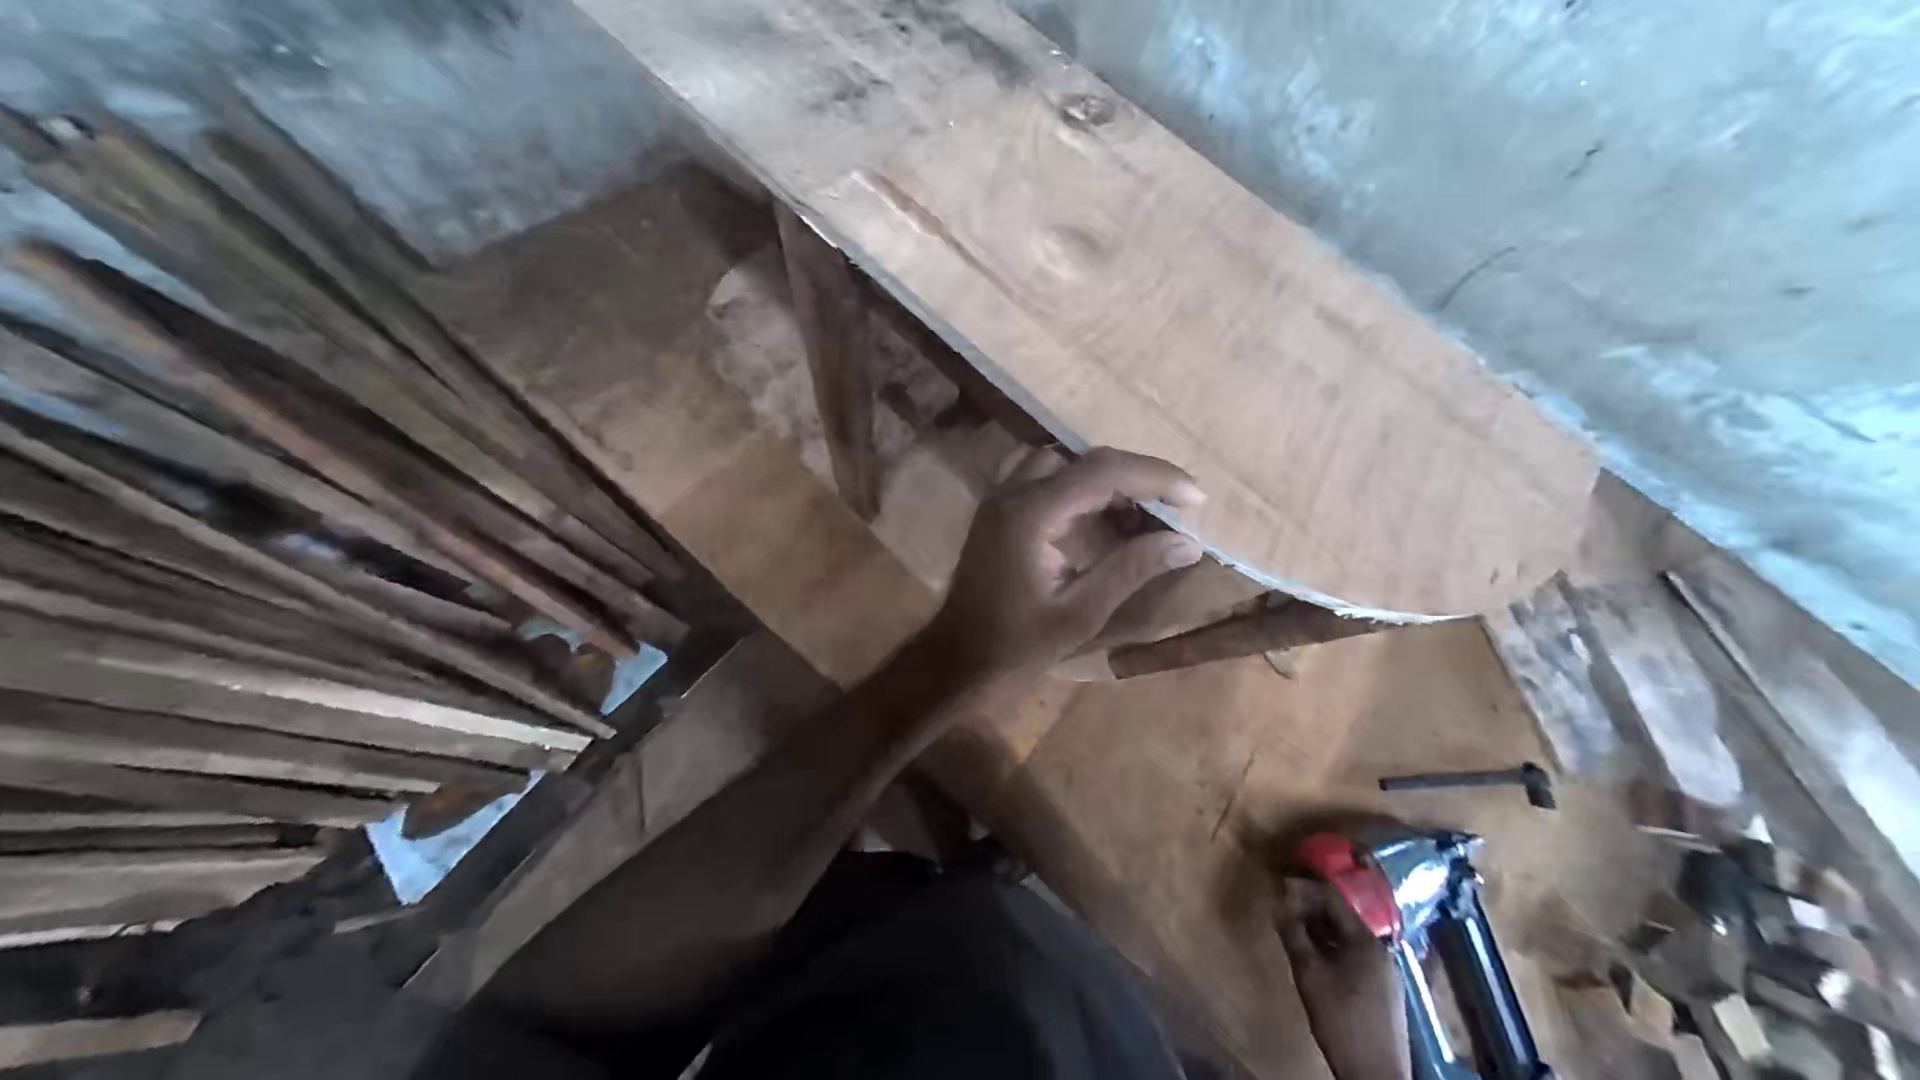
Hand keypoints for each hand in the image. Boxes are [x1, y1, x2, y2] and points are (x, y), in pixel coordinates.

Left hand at [924, 447, 1205, 682]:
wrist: (960, 658)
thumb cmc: (1018, 645)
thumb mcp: (1081, 613)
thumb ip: (1131, 569)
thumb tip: (1189, 541)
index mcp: (1030, 513)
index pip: (1102, 471)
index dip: (1155, 478)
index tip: (1196, 498)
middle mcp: (1011, 492)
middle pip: (1084, 459)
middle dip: (1135, 478)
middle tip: (1173, 510)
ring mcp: (999, 498)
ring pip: (1063, 462)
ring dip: (1106, 481)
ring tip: (1142, 516)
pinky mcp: (998, 510)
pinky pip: (1044, 478)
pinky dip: (1079, 488)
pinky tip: (1103, 519)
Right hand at [1277, 877, 1410, 1079]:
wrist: (1376, 1075)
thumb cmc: (1340, 1018)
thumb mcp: (1309, 973)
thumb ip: (1293, 934)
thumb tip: (1278, 904)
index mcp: (1366, 941)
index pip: (1332, 898)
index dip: (1303, 889)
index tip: (1278, 888)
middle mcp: (1380, 951)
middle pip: (1341, 916)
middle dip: (1309, 909)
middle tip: (1282, 912)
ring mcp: (1385, 972)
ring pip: (1347, 937)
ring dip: (1319, 930)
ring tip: (1293, 933)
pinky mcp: (1383, 990)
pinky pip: (1354, 955)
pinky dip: (1331, 949)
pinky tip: (1314, 959)